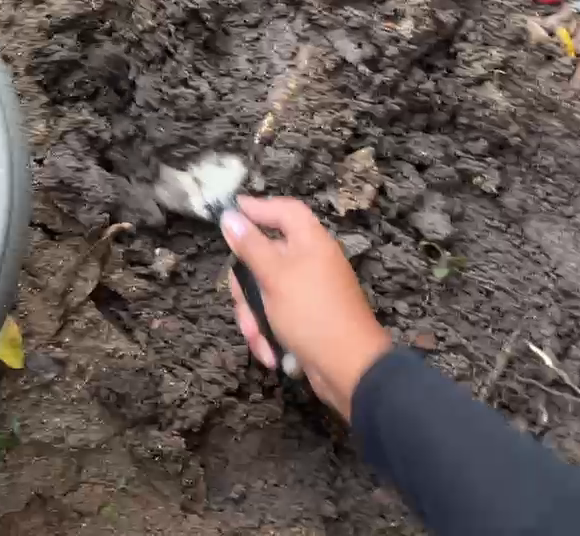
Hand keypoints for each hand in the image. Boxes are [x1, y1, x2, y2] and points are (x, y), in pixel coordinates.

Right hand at [222, 196, 389, 418]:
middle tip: (239, 298)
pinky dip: (267, 330)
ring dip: (253, 314)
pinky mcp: (304, 315)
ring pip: (263, 288)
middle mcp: (309, 260)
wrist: (350, 372)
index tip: (230, 210)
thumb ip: (249, 245)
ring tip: (256, 337)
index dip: (258, 207)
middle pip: (264, 254)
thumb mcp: (274, 276)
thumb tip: (229, 216)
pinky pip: (274, 312)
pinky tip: (269, 352)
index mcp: (310, 241)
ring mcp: (307, 289)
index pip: (284, 210)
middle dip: (245, 283)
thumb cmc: (312, 313)